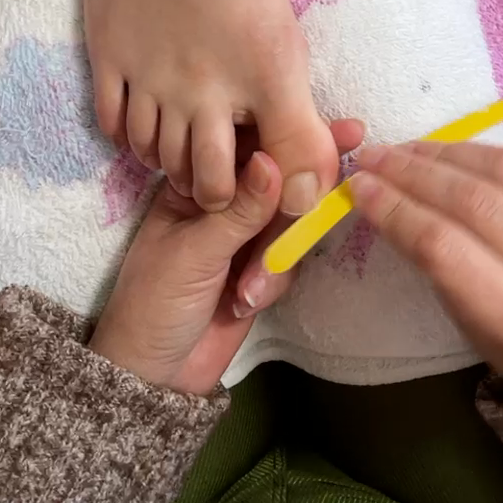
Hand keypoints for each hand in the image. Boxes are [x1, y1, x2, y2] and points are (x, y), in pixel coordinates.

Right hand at [86, 0, 338, 216]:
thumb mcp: (279, 3)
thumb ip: (284, 78)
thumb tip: (293, 132)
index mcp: (272, 66)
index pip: (296, 163)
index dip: (297, 188)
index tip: (287, 180)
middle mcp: (211, 84)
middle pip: (217, 182)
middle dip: (227, 188)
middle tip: (228, 167)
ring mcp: (153, 72)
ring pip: (163, 160)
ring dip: (179, 166)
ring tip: (188, 149)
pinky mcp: (107, 53)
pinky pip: (117, 128)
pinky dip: (134, 140)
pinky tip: (146, 125)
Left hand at [91, 119, 365, 395]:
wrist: (153, 377)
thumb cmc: (155, 302)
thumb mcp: (194, 250)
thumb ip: (240, 209)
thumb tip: (272, 159)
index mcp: (197, 184)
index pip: (247, 149)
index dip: (285, 135)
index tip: (328, 125)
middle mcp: (225, 203)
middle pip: (279, 179)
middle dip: (307, 177)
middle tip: (350, 150)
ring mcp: (246, 237)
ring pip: (290, 221)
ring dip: (281, 250)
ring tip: (253, 284)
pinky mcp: (261, 271)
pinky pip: (288, 261)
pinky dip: (275, 279)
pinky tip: (246, 301)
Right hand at [347, 138, 502, 398]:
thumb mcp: (470, 323)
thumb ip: (433, 259)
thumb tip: (381, 192)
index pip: (446, 250)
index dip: (396, 210)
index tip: (359, 187)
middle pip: (474, 202)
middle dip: (412, 172)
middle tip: (372, 157)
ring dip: (444, 152)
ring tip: (407, 149)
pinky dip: (489, 148)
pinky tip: (458, 151)